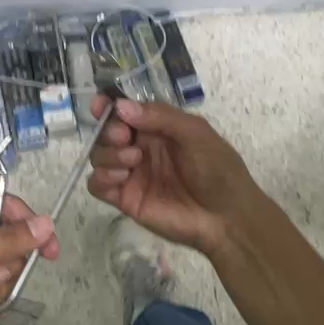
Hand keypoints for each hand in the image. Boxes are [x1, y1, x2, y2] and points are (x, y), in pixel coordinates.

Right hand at [87, 96, 261, 256]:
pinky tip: (121, 177)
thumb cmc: (217, 169)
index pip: (123, 111)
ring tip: (132, 160)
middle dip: (109, 130)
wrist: (226, 218)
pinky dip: (101, 177)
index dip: (107, 105)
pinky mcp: (125, 198)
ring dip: (107, 153)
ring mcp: (131, 173)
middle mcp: (139, 147)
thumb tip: (120, 106)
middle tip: (124, 137)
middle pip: (106, 131)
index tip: (99, 106)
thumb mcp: (196, 133)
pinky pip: (97, 185)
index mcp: (156, 128)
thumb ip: (160, 116)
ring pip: (99, 155)